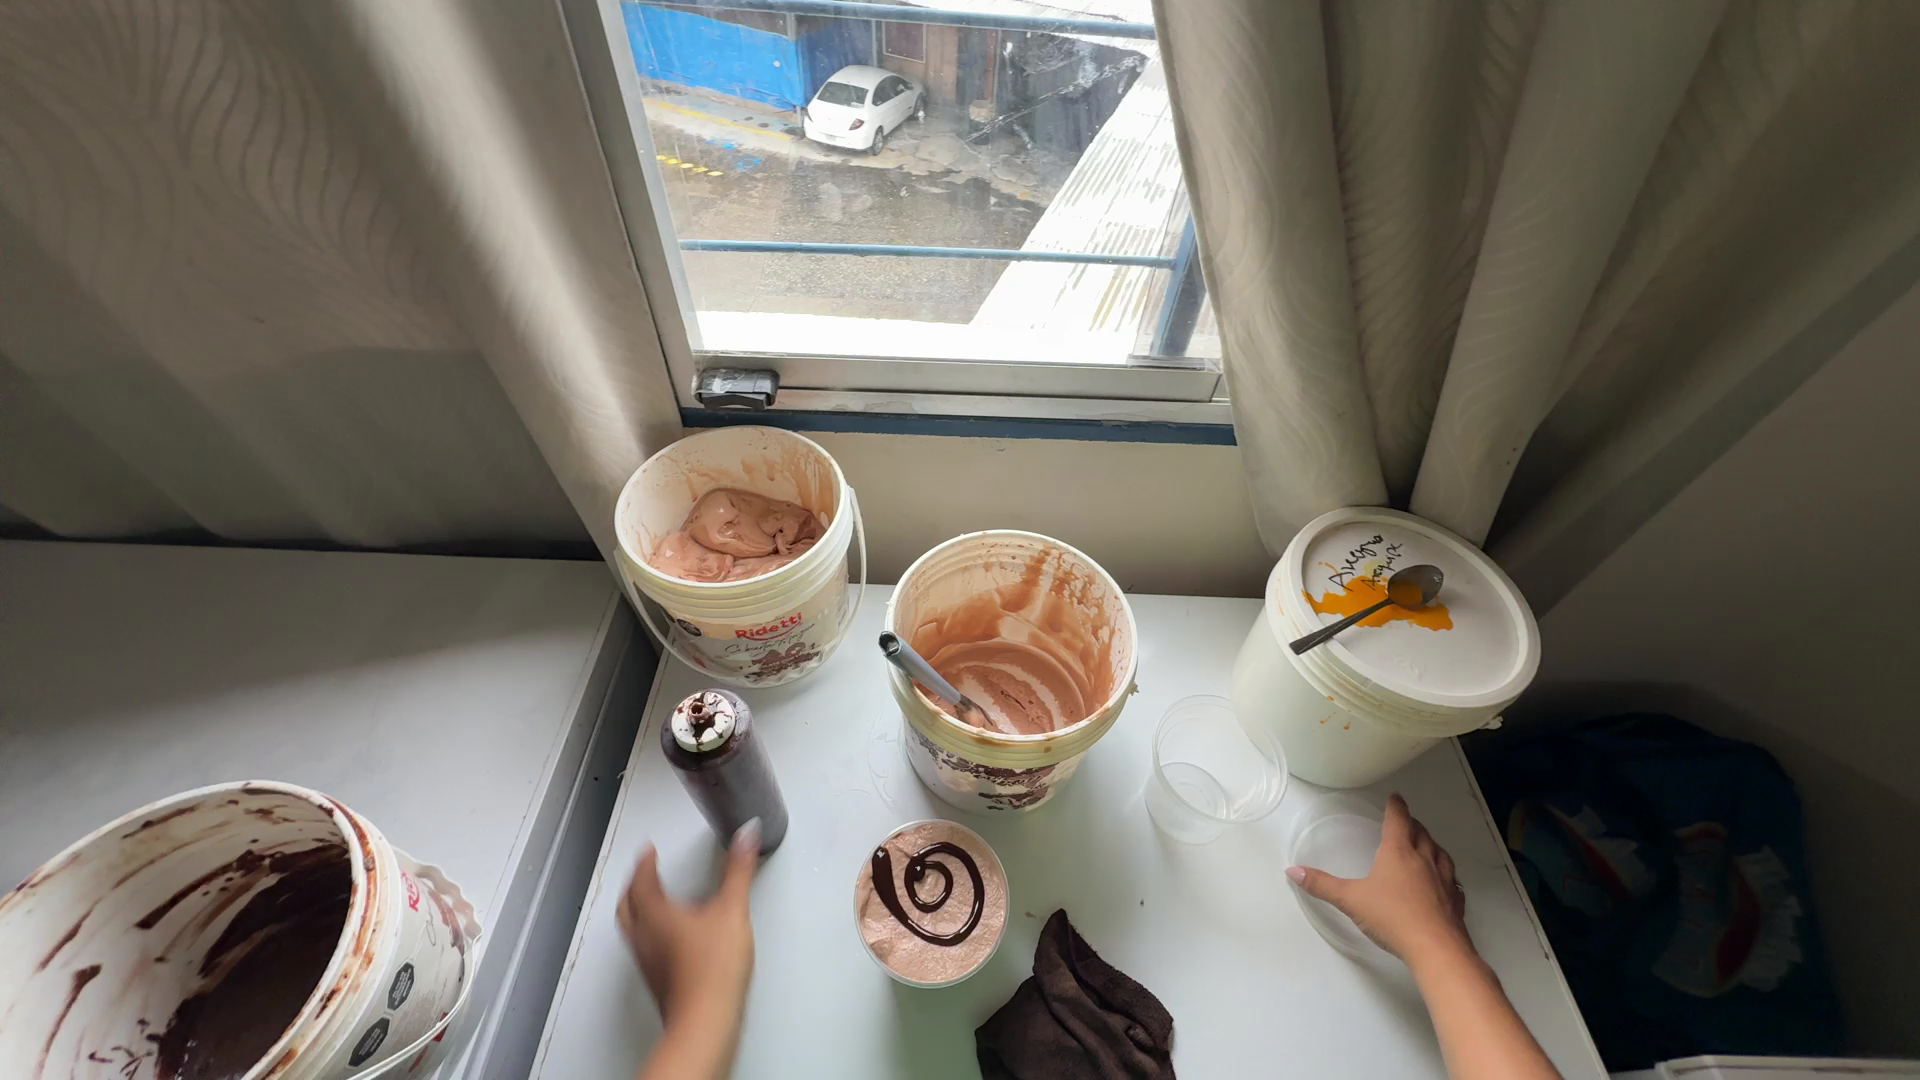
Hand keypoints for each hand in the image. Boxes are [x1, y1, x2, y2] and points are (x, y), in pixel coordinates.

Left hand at [619, 819, 760, 1023]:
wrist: (706, 1021)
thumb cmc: (714, 967)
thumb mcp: (732, 908)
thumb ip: (739, 870)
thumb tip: (746, 836)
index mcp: (656, 916)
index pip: (642, 882)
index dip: (644, 863)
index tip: (648, 850)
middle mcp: (646, 939)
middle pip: (628, 906)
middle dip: (635, 885)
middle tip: (644, 871)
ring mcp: (649, 963)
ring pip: (633, 929)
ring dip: (639, 908)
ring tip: (655, 899)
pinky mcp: (659, 981)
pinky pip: (645, 947)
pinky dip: (650, 930)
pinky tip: (672, 934)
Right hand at [1287, 793, 1471, 969]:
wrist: (1437, 952)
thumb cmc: (1392, 917)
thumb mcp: (1350, 899)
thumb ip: (1322, 884)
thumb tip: (1292, 871)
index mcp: (1398, 853)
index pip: (1399, 821)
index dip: (1396, 807)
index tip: (1395, 797)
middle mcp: (1424, 862)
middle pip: (1422, 835)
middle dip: (1413, 824)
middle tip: (1406, 820)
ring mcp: (1444, 883)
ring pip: (1441, 855)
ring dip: (1433, 845)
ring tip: (1427, 845)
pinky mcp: (1456, 905)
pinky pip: (1453, 882)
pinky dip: (1447, 875)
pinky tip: (1445, 883)